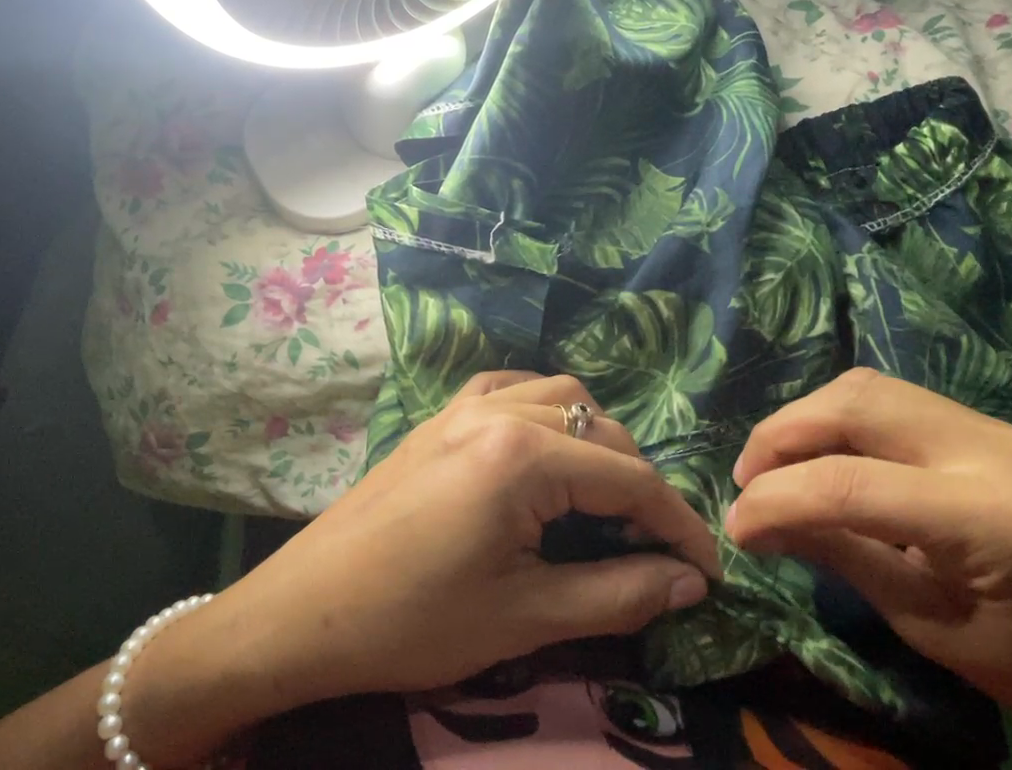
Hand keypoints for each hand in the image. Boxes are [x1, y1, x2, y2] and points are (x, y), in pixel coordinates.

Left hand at [214, 372, 721, 703]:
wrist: (302, 615)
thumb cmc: (413, 622)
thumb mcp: (525, 617)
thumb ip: (617, 593)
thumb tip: (690, 582)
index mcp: (522, 455)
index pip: (631, 480)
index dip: (679, 527)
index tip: (709, 571)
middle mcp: (498, 410)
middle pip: (603, 432)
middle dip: (641, 487)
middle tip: (653, 548)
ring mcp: (463, 405)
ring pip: (562, 398)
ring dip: (598, 443)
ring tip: (605, 501)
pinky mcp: (438, 417)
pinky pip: (510, 389)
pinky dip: (545, 413)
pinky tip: (544, 450)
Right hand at [723, 368, 1011, 733]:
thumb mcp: (929, 629)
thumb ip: (843, 556)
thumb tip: (756, 522)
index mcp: (994, 522)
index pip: (852, 484)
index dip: (776, 498)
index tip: (734, 526)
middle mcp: (996, 452)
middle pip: (858, 403)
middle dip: (781, 434)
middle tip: (745, 481)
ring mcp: (999, 429)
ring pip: (871, 387)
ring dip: (806, 418)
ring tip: (774, 467)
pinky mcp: (992, 426)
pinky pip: (896, 400)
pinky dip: (840, 420)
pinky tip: (821, 456)